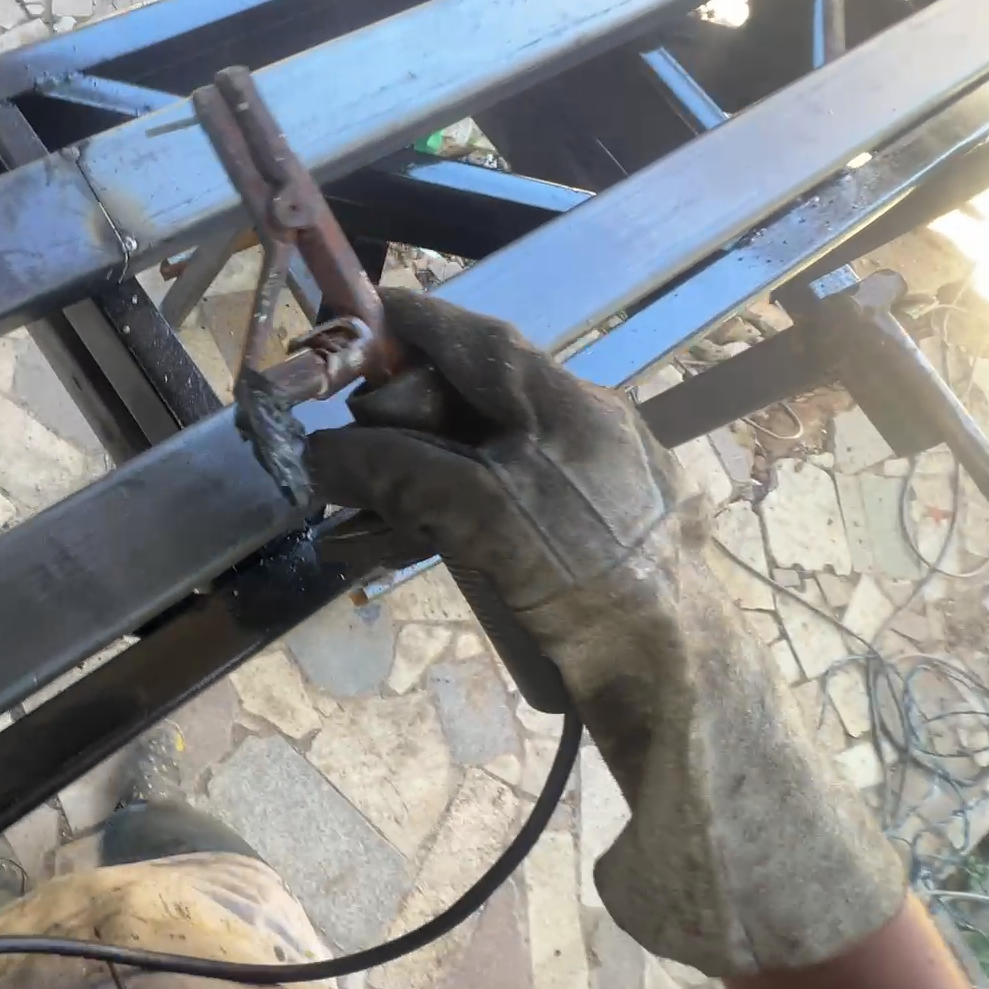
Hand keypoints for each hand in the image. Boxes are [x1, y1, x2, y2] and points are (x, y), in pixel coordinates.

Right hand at [307, 291, 903, 975]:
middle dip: (391, 424)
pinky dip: (429, 521)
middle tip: (342, 452)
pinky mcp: (562, 533)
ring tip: (346, 516)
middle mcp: (573, 432)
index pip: (480, 343)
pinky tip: (384, 545)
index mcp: (567, 407)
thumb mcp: (478, 511)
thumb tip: (320, 452)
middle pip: (460, 405)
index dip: (419, 323)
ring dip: (398, 484)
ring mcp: (570, 485)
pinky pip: (479, 508)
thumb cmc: (582, 573)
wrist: (667, 676)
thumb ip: (395, 470)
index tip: (368, 312)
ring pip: (463, 463)